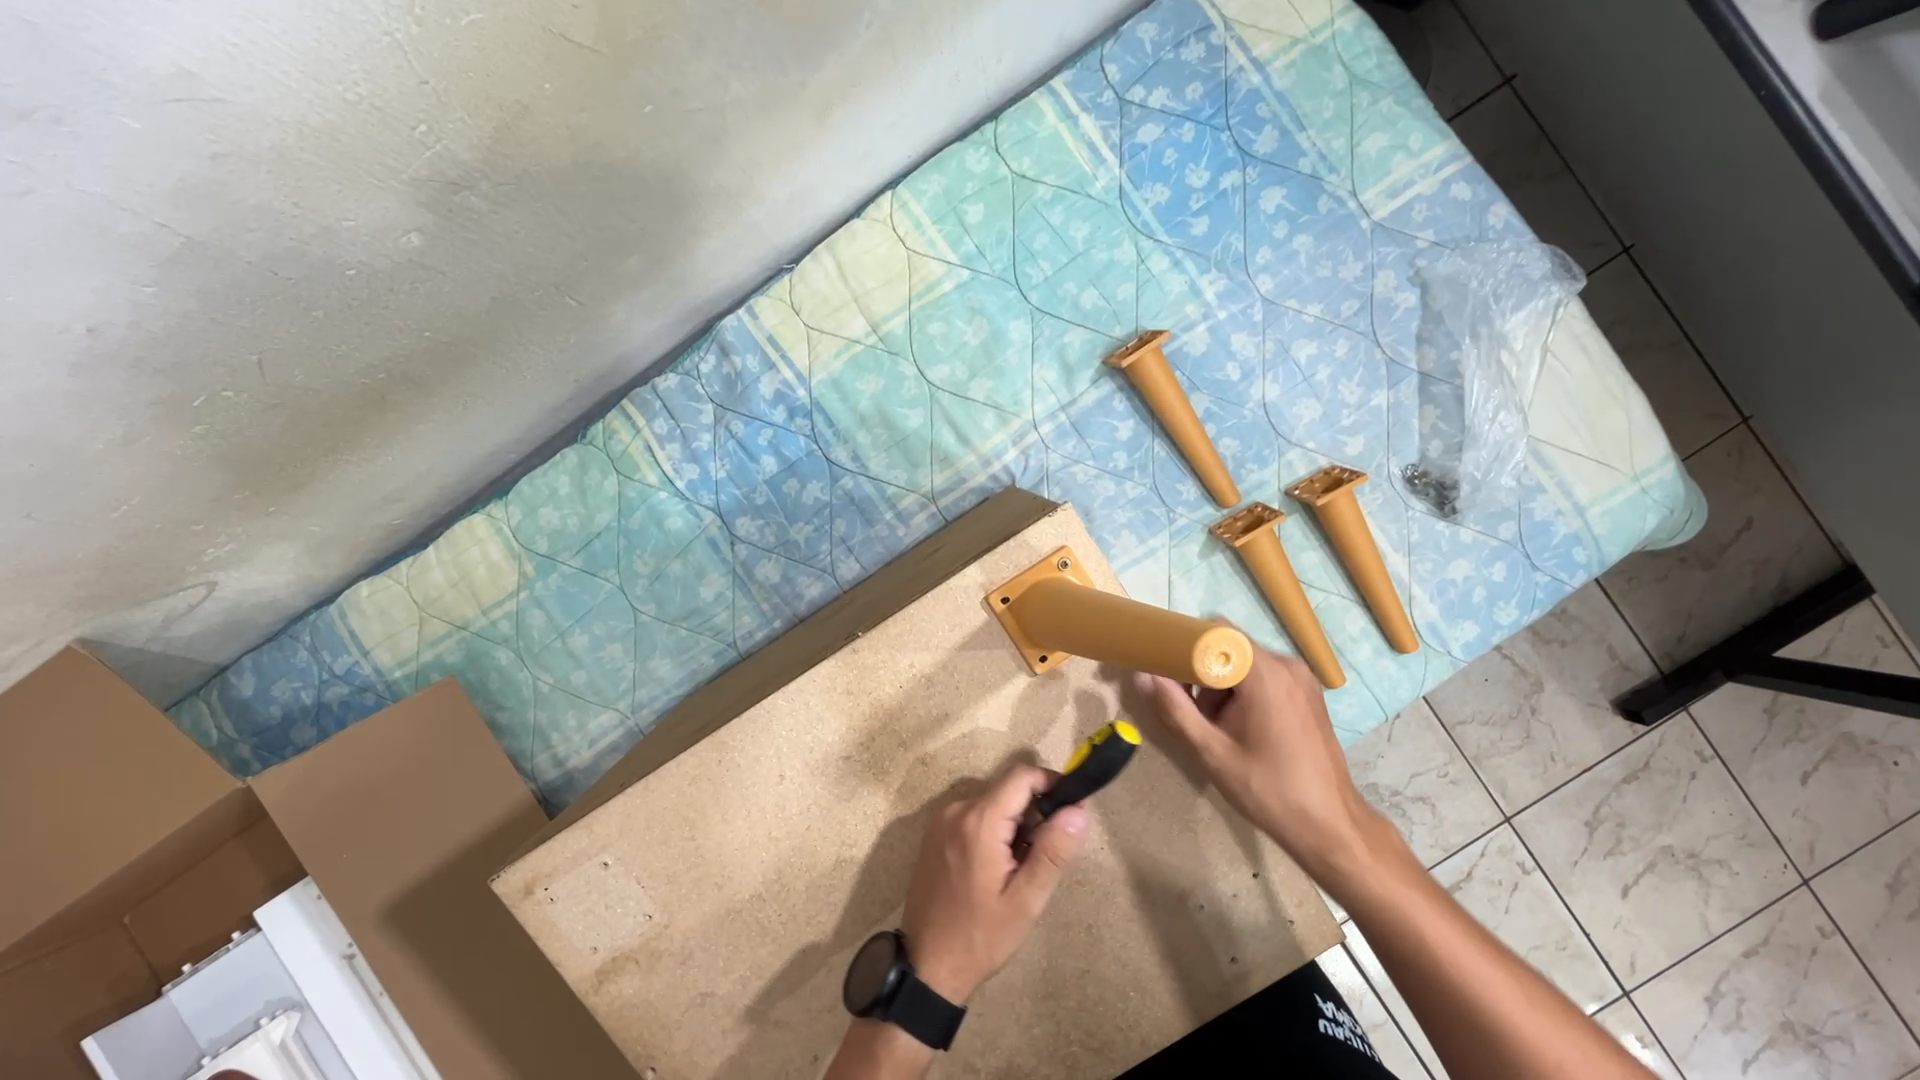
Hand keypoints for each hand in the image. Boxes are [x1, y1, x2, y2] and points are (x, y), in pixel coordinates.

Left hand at [900, 764, 1091, 1002]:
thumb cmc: (981, 936)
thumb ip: (1053, 851)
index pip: (1022, 775)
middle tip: (1041, 858)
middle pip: (1008, 789)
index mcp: (978, 821)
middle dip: (1033, 814)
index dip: (1052, 785)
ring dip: (1013, 825)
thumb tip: (1078, 810)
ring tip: (1017, 870)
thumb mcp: (1026, 900)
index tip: (1069, 815)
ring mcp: (941, 820)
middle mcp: (955, 809)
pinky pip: (974, 815)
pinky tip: (994, 870)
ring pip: (992, 802)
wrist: (928, 965)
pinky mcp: (934, 833)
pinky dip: (992, 831)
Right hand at [1131, 643, 1394, 889]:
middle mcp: (1287, 666)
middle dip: (1202, 673)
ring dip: (1222, 687)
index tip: (1165, 672)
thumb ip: (1175, 710)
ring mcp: (1302, 679)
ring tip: (1217, 730)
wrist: (1330, 825)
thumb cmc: (1269, 790)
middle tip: (1192, 713)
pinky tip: (1240, 730)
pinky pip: (1265, 678)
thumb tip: (1143, 676)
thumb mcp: (1213, 753)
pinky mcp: (1308, 695)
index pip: (1215, 631)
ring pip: (1246, 664)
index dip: (1185, 646)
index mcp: (1265, 674)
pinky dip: (1244, 693)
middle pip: (1230, 647)